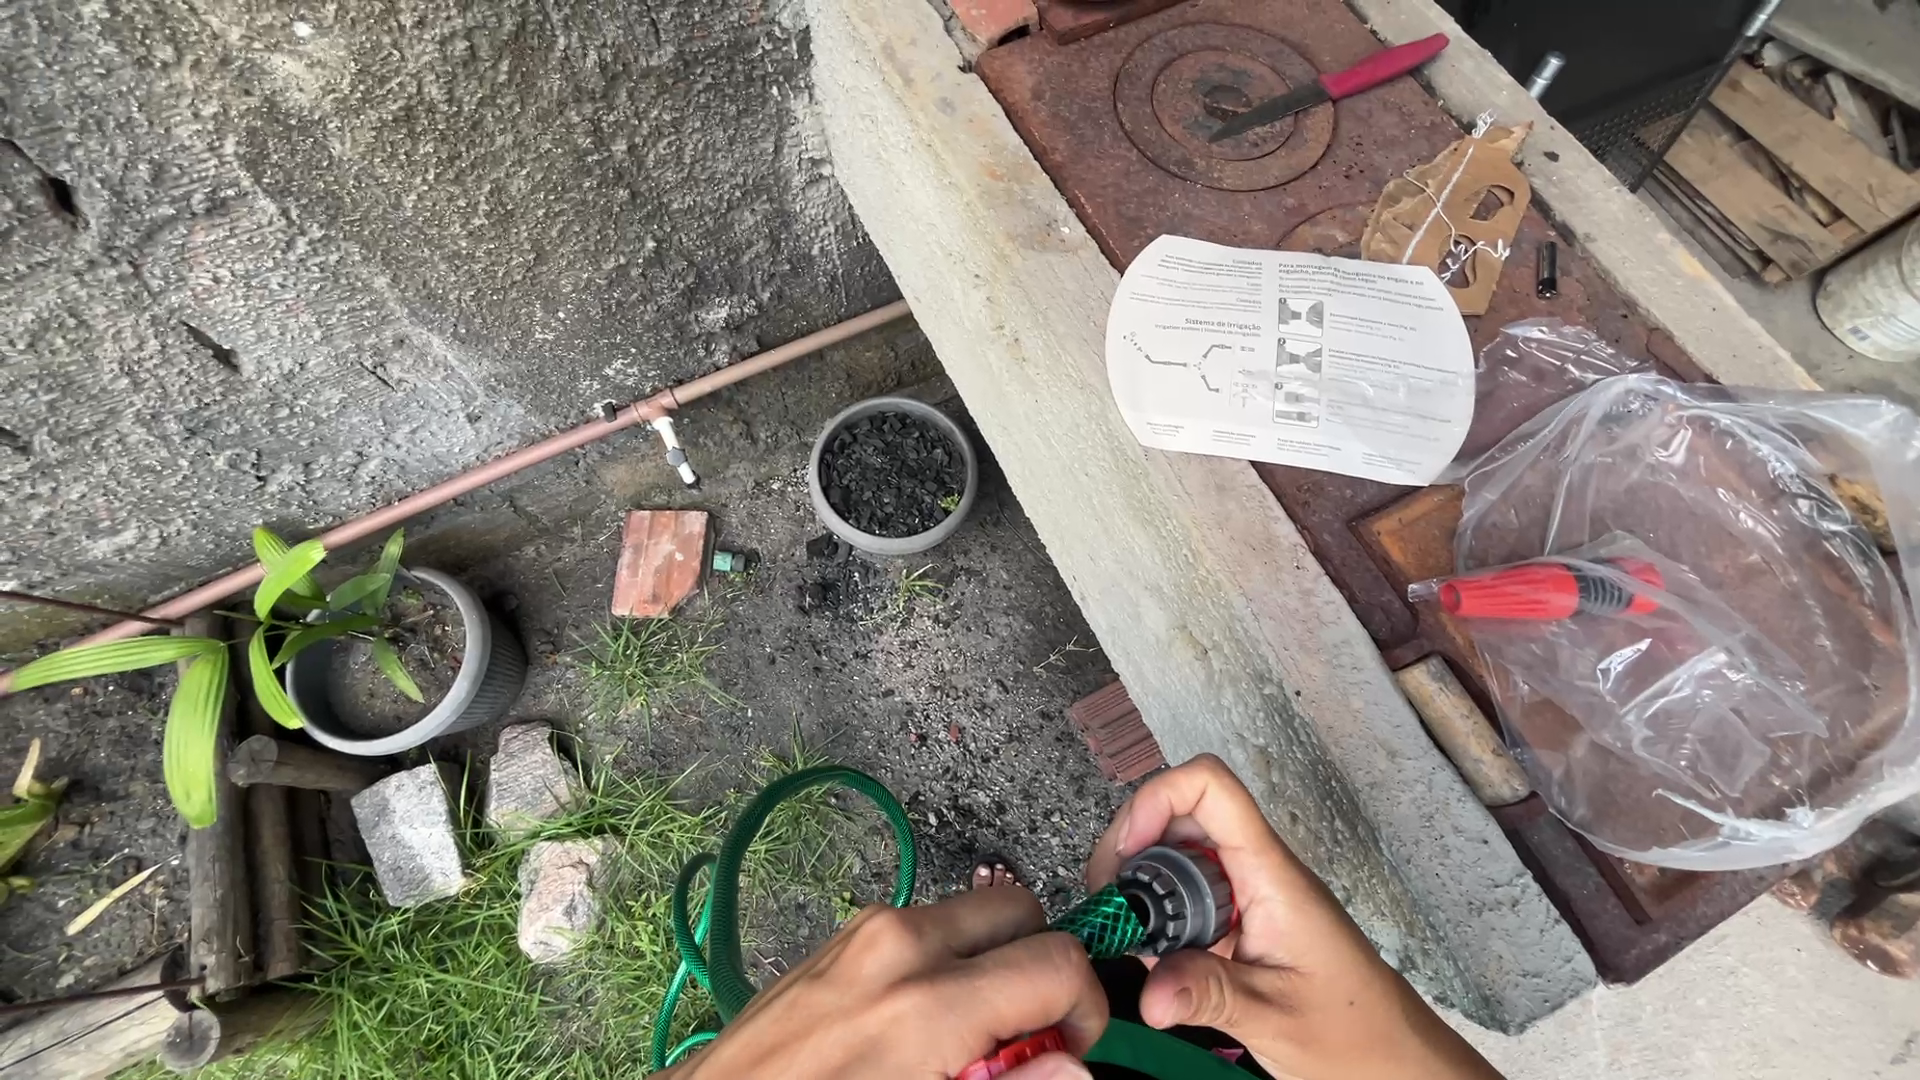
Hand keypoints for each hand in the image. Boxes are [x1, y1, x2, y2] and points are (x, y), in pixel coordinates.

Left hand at [663, 885, 1106, 1079]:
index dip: (1083, 1005)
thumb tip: (1076, 1069)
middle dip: (1042, 962)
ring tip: (971, 1025)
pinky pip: (930, 919)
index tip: (1072, 1045)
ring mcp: (873, 924)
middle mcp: (905, 941)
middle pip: (1023, 908)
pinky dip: (952, 953)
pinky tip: (925, 1009)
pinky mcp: (851, 926)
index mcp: (928, 1005)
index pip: (1055, 962)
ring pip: (977, 909)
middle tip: (1026, 1029)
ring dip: (995, 957)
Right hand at [1087, 755, 1502, 1079]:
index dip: (1157, 798)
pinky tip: (1152, 950)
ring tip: (1123, 925)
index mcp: (1269, 871)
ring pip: (1181, 846)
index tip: (1126, 854)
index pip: (1210, 786)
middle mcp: (1255, 866)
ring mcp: (1247, 888)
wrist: (1402, 1063)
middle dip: (1133, 841)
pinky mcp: (1241, 914)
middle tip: (1108, 895)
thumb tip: (1147, 995)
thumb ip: (1208, 994)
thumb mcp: (1276, 1018)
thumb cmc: (1357, 1036)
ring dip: (1143, 875)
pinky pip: (1190, 885)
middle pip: (1183, 810)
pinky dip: (1159, 906)